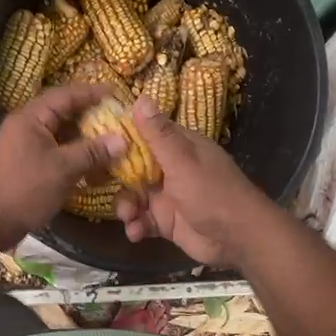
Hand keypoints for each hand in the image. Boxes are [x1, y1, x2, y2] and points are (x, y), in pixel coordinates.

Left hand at [0, 83, 127, 242]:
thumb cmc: (25, 189)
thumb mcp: (63, 169)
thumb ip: (92, 152)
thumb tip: (122, 140)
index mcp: (30, 118)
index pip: (65, 95)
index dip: (91, 93)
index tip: (115, 92)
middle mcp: (25, 126)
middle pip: (62, 114)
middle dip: (90, 118)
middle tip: (116, 119)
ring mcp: (23, 146)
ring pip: (59, 136)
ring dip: (83, 140)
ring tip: (109, 144)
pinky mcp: (24, 165)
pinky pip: (53, 153)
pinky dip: (72, 157)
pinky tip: (91, 167)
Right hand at [114, 97, 279, 267]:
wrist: (237, 239)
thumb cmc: (212, 194)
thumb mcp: (183, 162)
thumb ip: (159, 135)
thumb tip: (140, 97)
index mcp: (179, 148)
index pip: (146, 135)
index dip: (122, 138)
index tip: (99, 142)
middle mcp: (172, 170)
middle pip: (134, 169)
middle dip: (120, 181)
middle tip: (110, 190)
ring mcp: (169, 197)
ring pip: (135, 197)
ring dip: (127, 207)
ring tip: (129, 218)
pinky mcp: (167, 222)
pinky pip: (143, 221)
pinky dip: (136, 226)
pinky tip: (135, 233)